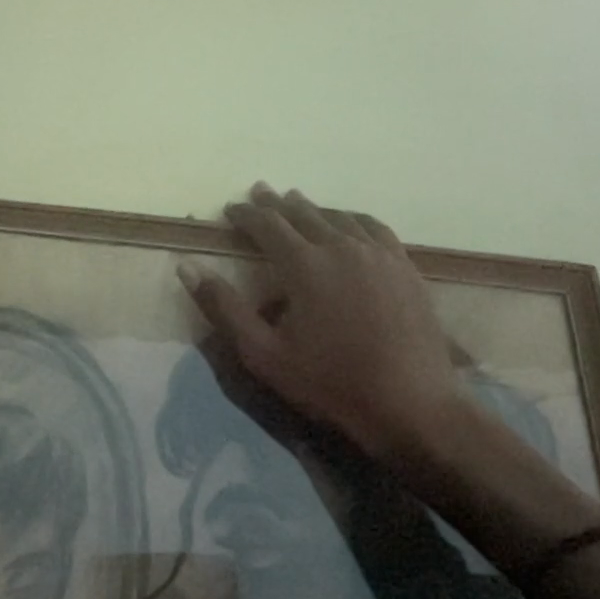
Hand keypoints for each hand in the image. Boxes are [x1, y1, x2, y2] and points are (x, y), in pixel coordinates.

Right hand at [178, 182, 459, 460]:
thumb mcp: (264, 354)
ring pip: (339, 217)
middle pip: (303, 213)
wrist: (412, 404)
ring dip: (313, 208)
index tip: (230, 210)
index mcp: (304, 264)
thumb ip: (224, 308)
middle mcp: (341, 246)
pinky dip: (352, 219)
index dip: (245, 214)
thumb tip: (187, 267)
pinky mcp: (404, 267)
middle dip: (277, 203)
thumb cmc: (331, 382)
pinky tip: (350, 223)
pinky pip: (374, 228)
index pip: (267, 224)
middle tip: (260, 193)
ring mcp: (378, 254)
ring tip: (298, 203)